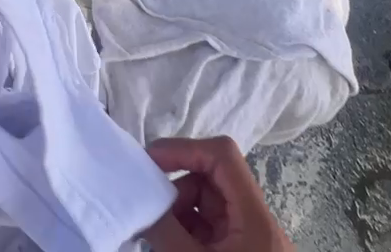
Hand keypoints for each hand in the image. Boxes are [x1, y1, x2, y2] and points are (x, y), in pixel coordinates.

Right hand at [142, 138, 293, 251]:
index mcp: (256, 217)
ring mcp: (249, 237)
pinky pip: (209, 225)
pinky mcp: (241, 250)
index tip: (151, 160)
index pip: (223, 155)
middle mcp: (256, 219)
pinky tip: (168, 241)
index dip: (185, 148)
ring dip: (177, 209)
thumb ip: (165, 229)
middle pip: (212, 177)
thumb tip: (134, 196)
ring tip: (156, 231)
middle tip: (148, 200)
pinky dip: (185, 227)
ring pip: (207, 201)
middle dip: (176, 184)